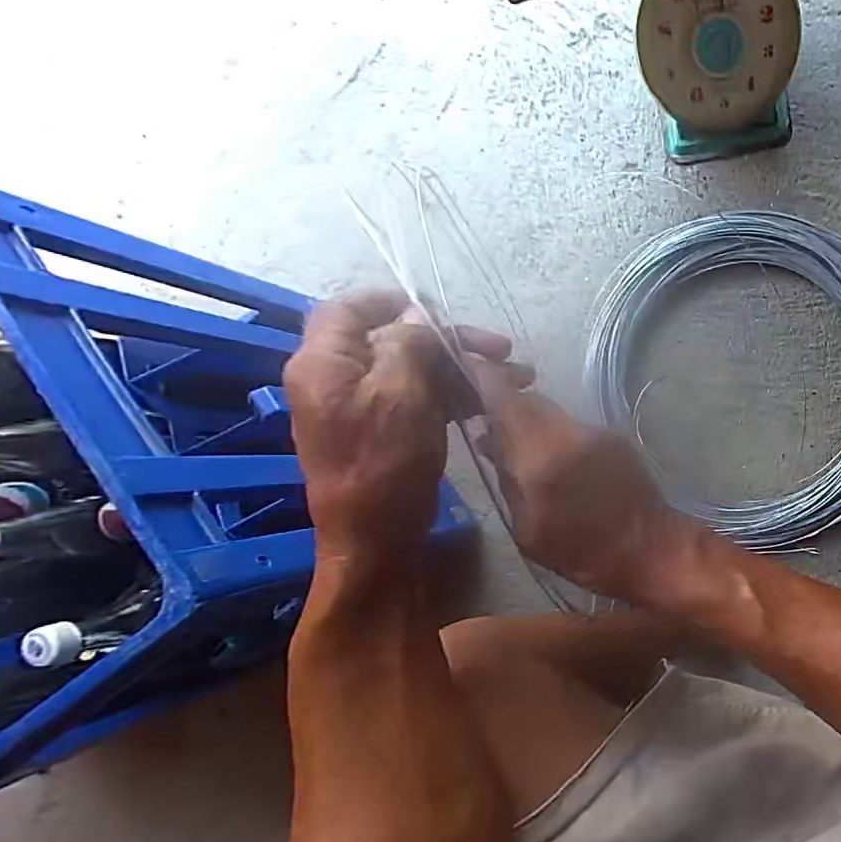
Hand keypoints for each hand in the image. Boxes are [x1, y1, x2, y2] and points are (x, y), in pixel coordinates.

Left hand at [283, 291, 524, 576]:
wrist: (375, 541)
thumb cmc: (384, 466)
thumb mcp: (402, 396)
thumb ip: (409, 346)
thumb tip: (418, 320)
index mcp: (325, 364)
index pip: (348, 308)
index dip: (394, 300)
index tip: (441, 309)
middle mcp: (336, 380)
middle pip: (394, 340)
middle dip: (449, 341)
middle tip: (501, 349)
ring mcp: (361, 408)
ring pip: (414, 370)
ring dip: (461, 369)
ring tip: (515, 376)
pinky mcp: (383, 432)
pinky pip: (419, 398)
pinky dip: (453, 395)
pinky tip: (489, 402)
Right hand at [470, 361, 705, 608]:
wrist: (650, 549)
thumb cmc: (582, 553)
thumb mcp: (527, 529)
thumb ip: (506, 478)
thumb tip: (488, 440)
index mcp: (541, 460)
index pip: (505, 401)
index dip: (482, 379)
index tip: (464, 369)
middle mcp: (569, 434)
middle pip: (528, 400)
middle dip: (505, 404)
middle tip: (489, 423)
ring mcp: (596, 431)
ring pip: (551, 411)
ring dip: (532, 421)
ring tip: (523, 449)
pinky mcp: (614, 436)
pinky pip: (573, 425)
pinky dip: (557, 434)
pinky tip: (558, 461)